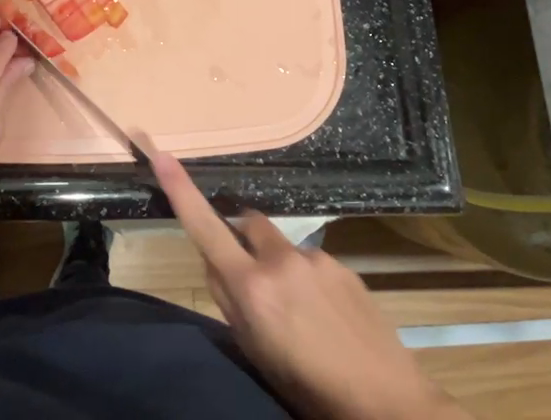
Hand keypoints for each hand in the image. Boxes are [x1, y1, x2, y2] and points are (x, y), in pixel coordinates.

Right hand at [151, 151, 465, 419]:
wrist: (387, 405)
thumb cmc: (307, 387)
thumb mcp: (253, 350)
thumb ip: (228, 299)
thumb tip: (215, 263)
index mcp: (251, 287)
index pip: (206, 229)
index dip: (181, 191)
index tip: (162, 155)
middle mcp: (282, 261)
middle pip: (249, 224)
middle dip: (244, 240)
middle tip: (253, 282)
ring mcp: (318, 260)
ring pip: (283, 248)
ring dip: (280, 268)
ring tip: (300, 315)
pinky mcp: (345, 268)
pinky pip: (313, 264)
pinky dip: (309, 282)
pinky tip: (325, 318)